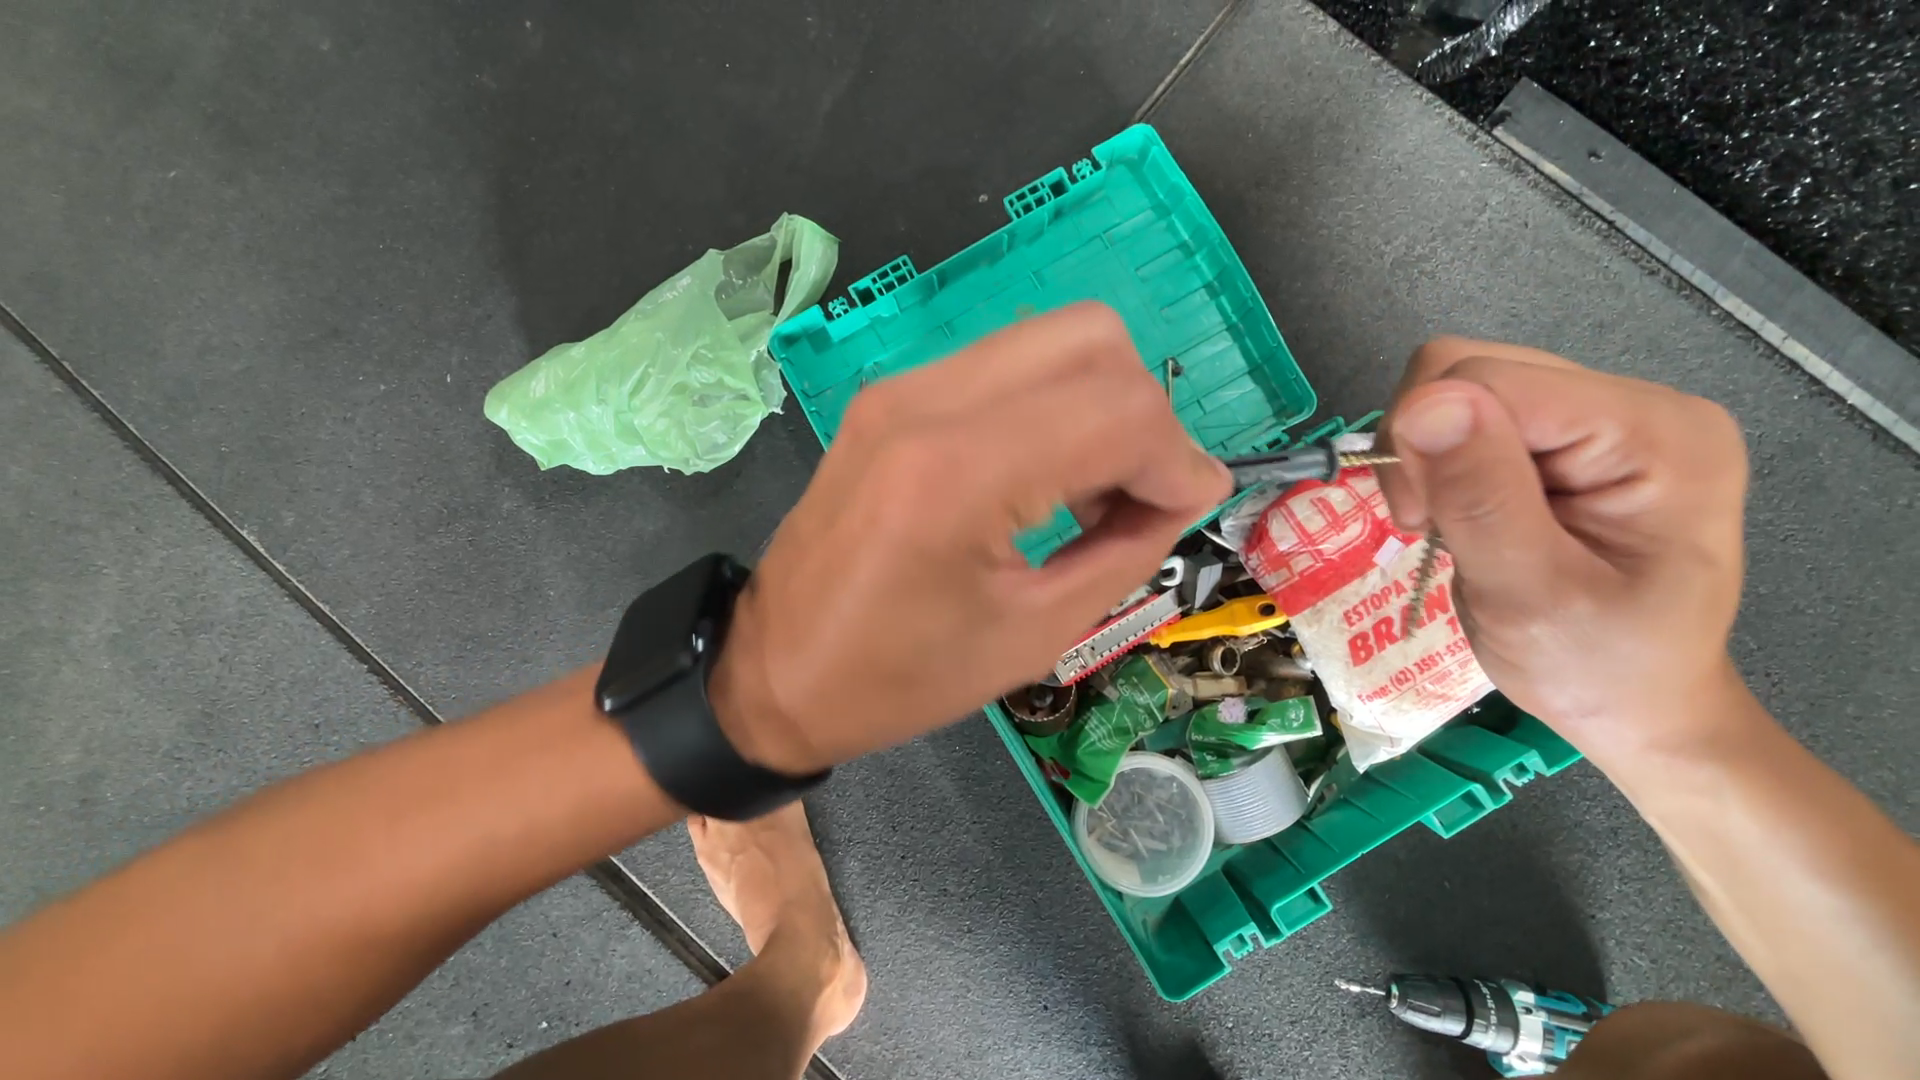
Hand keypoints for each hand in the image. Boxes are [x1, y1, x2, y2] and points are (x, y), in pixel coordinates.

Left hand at [711, 304, 1231, 774]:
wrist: (773, 669)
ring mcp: (900, 387)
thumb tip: (1180, 491)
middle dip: (1143, 414)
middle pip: (1092, 338)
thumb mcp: (1034, 635)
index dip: (1177, 457)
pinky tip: (1043, 474)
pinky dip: (1052, 402)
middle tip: (1138, 495)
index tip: (1187, 509)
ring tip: (1091, 491)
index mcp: (956, 475)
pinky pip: (1005, 363)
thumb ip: (1126, 550)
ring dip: (1099, 403)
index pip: (1118, 409)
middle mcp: (926, 403)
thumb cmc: (898, 678)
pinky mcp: (891, 394)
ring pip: (1051, 338)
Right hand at [1376, 337, 1750, 765]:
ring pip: (1460, 386)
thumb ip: (1480, 496)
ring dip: (1426, 454)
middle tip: (1432, 525)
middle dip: (1424, 446)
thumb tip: (1423, 400)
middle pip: (1474, 370)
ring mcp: (1605, 417)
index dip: (1428, 440)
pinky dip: (1439, 461)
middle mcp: (1637, 405)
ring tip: (1449, 524)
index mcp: (1655, 434)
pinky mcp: (1570, 436)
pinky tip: (1461, 510)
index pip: (1494, 382)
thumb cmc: (1594, 667)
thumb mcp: (1529, 595)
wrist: (1636, 707)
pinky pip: (1469, 414)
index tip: (1421, 524)